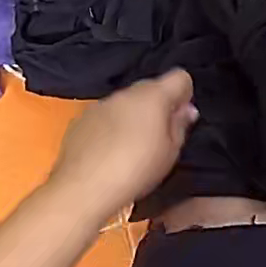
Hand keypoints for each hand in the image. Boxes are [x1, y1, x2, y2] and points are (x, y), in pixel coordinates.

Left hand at [45, 69, 198, 219]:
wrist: (83, 189)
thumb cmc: (137, 170)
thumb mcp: (172, 151)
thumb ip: (181, 124)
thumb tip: (186, 109)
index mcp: (153, 96)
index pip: (179, 77)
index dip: (185, 94)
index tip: (181, 116)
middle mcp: (125, 93)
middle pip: (151, 87)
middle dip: (159, 104)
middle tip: (161, 135)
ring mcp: (99, 105)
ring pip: (127, 101)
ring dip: (135, 114)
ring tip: (134, 145)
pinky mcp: (79, 120)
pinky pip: (106, 115)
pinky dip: (113, 125)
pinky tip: (111, 150)